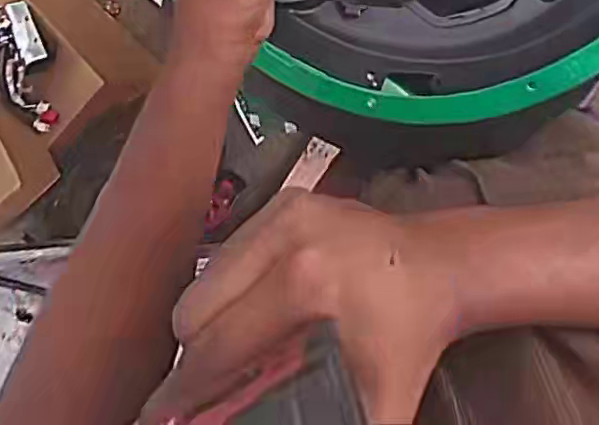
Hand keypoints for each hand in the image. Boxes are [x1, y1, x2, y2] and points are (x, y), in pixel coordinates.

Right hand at [145, 191, 461, 423]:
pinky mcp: (288, 196)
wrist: (436, 263)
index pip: (216, 345)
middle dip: (195, 357)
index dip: (185, 393)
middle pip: (196, 308)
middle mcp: (287, 234)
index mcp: (304, 283)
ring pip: (206, 274)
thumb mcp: (372, 407)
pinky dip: (230, 282)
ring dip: (210, 318)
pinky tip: (253, 304)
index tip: (163, 418)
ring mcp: (285, 207)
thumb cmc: (406, 337)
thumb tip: (252, 422)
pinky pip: (229, 248)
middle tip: (207, 386)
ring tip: (230, 347)